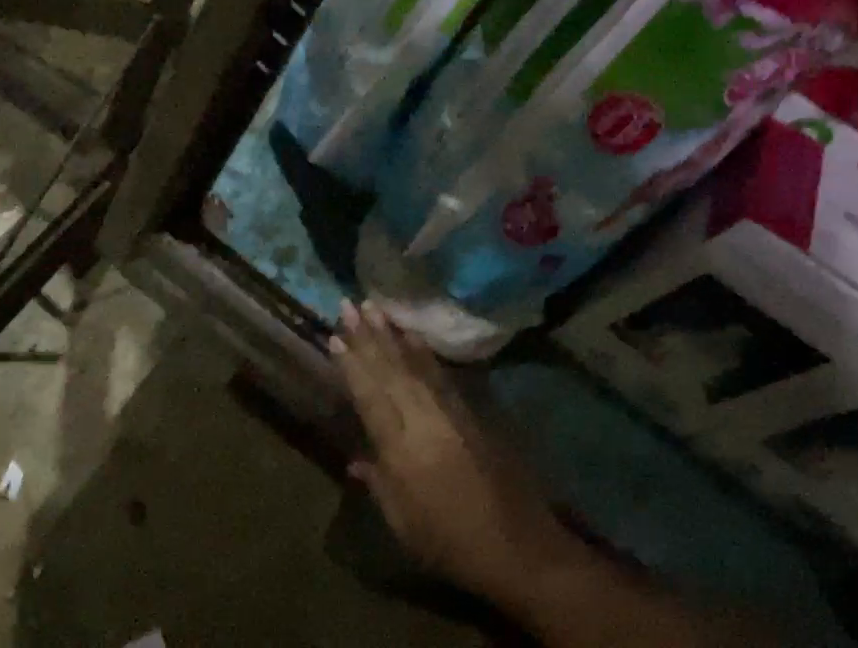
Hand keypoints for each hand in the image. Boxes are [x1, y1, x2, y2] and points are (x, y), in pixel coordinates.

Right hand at [331, 301, 579, 602]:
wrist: (523, 551)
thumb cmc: (452, 544)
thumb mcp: (404, 525)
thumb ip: (378, 484)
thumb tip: (355, 459)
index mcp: (402, 451)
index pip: (371, 398)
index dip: (351, 366)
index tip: (334, 336)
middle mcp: (426, 423)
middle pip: (392, 372)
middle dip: (368, 337)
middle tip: (348, 305)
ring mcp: (453, 415)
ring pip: (416, 367)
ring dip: (393, 335)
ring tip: (374, 307)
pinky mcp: (474, 416)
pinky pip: (442, 375)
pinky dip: (424, 353)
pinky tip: (413, 337)